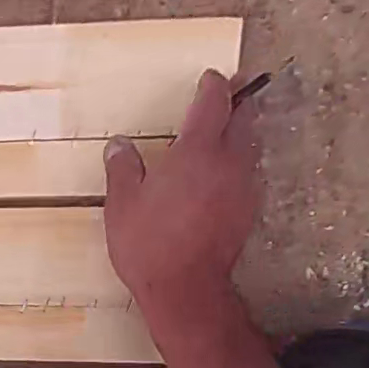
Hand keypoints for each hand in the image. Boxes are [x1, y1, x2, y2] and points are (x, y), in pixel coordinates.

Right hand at [103, 68, 262, 329]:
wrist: (185, 289)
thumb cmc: (149, 245)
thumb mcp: (122, 206)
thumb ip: (123, 169)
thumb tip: (118, 146)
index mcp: (196, 152)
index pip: (213, 103)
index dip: (213, 86)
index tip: (210, 78)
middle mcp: (228, 162)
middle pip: (243, 118)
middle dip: (236, 102)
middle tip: (228, 92)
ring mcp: (243, 187)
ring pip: (250, 145)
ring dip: (241, 132)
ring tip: (226, 132)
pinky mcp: (248, 210)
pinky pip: (248, 174)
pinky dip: (238, 164)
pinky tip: (222, 176)